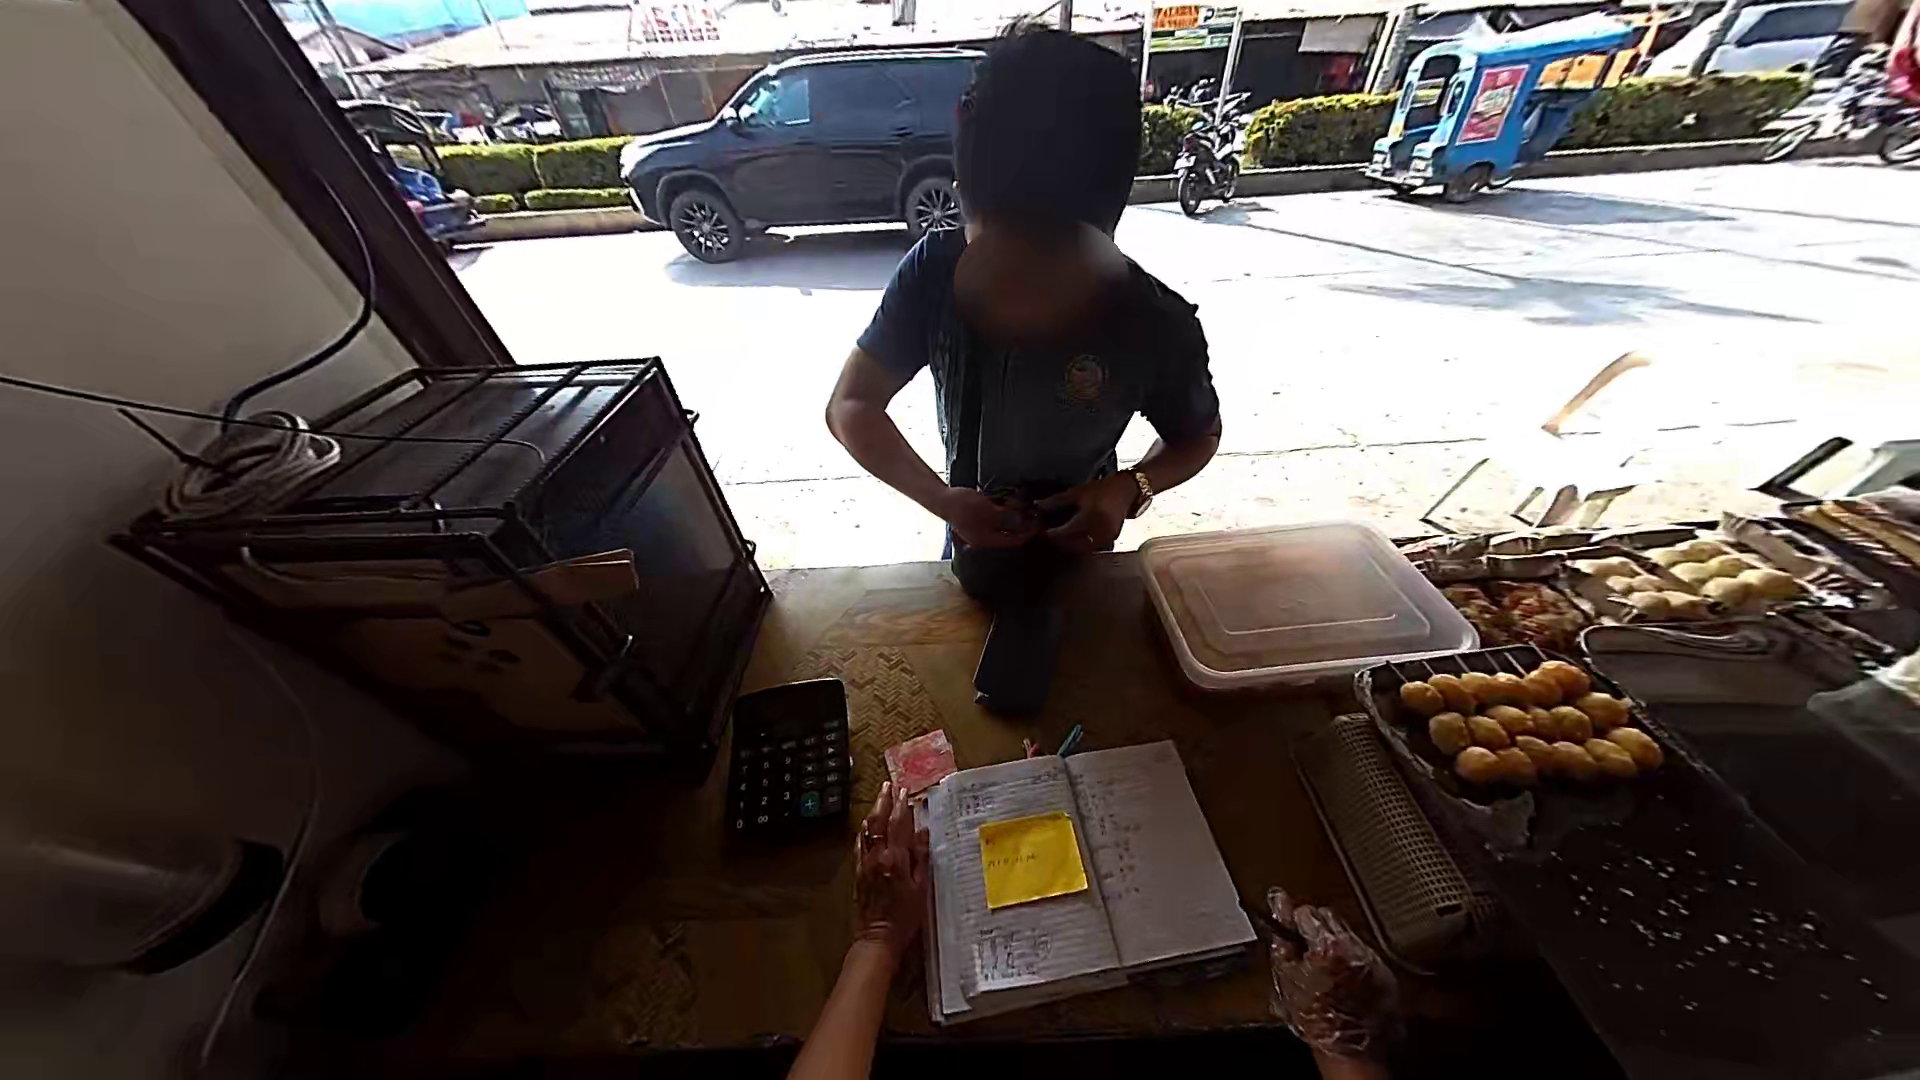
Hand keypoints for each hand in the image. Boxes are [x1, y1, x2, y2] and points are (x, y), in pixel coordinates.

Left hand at [853, 781, 930, 962]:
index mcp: (895, 858)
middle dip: (884, 801)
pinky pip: (859, 844)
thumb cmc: (905, 916)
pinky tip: (866, 825)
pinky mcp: (858, 871)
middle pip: (878, 821)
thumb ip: (921, 857)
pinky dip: (864, 830)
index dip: (902, 806)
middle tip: (888, 785)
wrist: (878, 938)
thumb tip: (923, 831)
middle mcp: (877, 855)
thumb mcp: (921, 887)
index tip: (906, 791)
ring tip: (880, 798)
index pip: (899, 824)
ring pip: (866, 829)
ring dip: (873, 811)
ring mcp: (865, 862)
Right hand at [940, 487, 1038, 549]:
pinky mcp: (979, 519)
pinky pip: (996, 519)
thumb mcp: (988, 511)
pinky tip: (1009, 502)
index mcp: (988, 540)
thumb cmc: (963, 506)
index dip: (1028, 532)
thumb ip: (1007, 517)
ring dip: (1015, 517)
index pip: (1014, 541)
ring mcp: (982, 529)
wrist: (942, 499)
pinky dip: (1005, 513)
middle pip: (1010, 534)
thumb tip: (1024, 521)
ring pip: (1004, 526)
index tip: (1039, 522)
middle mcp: (986, 538)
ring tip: (1024, 505)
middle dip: (1023, 523)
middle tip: (1034, 511)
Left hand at [1035, 473, 1136, 553]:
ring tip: (1055, 539)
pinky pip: (1089, 548)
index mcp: (1090, 519)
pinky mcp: (1108, 541)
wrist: (1127, 491)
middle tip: (1044, 537)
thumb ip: (1057, 501)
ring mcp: (1105, 539)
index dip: (1050, 534)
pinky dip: (1077, 545)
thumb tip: (1037, 506)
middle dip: (1057, 542)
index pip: (1065, 533)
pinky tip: (1069, 540)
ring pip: (1080, 549)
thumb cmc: (1102, 490)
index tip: (1038, 532)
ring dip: (1066, 545)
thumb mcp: (1078, 492)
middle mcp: (1098, 532)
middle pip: (1071, 544)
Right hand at [1267, 887, 1399, 1059]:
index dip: (1294, 921)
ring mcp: (1374, 963)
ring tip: (1325, 968)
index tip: (1289, 931)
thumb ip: (1282, 937)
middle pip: (1329, 917)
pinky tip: (1342, 978)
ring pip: (1347, 934)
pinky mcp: (1387, 977)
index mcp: (1328, 945)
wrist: (1352, 1056)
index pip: (1306, 912)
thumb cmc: (1317, 1019)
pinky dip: (1351, 960)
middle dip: (1315, 929)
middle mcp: (1355, 949)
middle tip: (1306, 950)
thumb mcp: (1286, 974)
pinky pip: (1363, 954)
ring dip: (1334, 943)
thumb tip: (1278, 906)